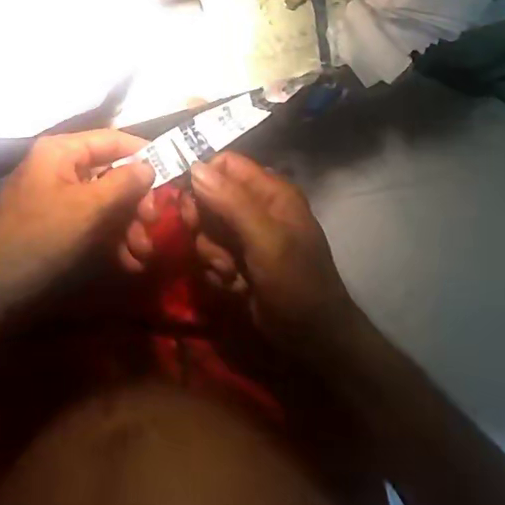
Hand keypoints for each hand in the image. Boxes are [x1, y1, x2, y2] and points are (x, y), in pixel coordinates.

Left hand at [0, 129, 154, 310]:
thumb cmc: (40, 237)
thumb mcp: (88, 208)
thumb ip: (124, 183)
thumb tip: (150, 166)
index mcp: (61, 151)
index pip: (113, 139)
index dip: (145, 155)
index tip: (173, 179)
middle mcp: (58, 167)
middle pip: (111, 173)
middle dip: (137, 203)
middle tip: (153, 228)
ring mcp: (54, 197)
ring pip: (104, 202)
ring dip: (128, 227)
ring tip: (141, 256)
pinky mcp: (53, 225)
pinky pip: (89, 223)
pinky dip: (110, 240)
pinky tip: (126, 263)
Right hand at [177, 153, 362, 344]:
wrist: (312, 340)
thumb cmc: (295, 283)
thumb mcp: (266, 240)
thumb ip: (231, 202)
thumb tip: (194, 167)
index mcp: (271, 191)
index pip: (224, 165)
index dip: (202, 181)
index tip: (192, 207)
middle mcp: (257, 207)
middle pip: (208, 196)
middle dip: (204, 224)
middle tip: (209, 244)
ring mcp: (246, 235)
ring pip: (205, 228)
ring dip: (211, 253)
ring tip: (231, 273)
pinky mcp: (238, 260)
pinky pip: (210, 253)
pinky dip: (216, 270)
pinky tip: (234, 286)